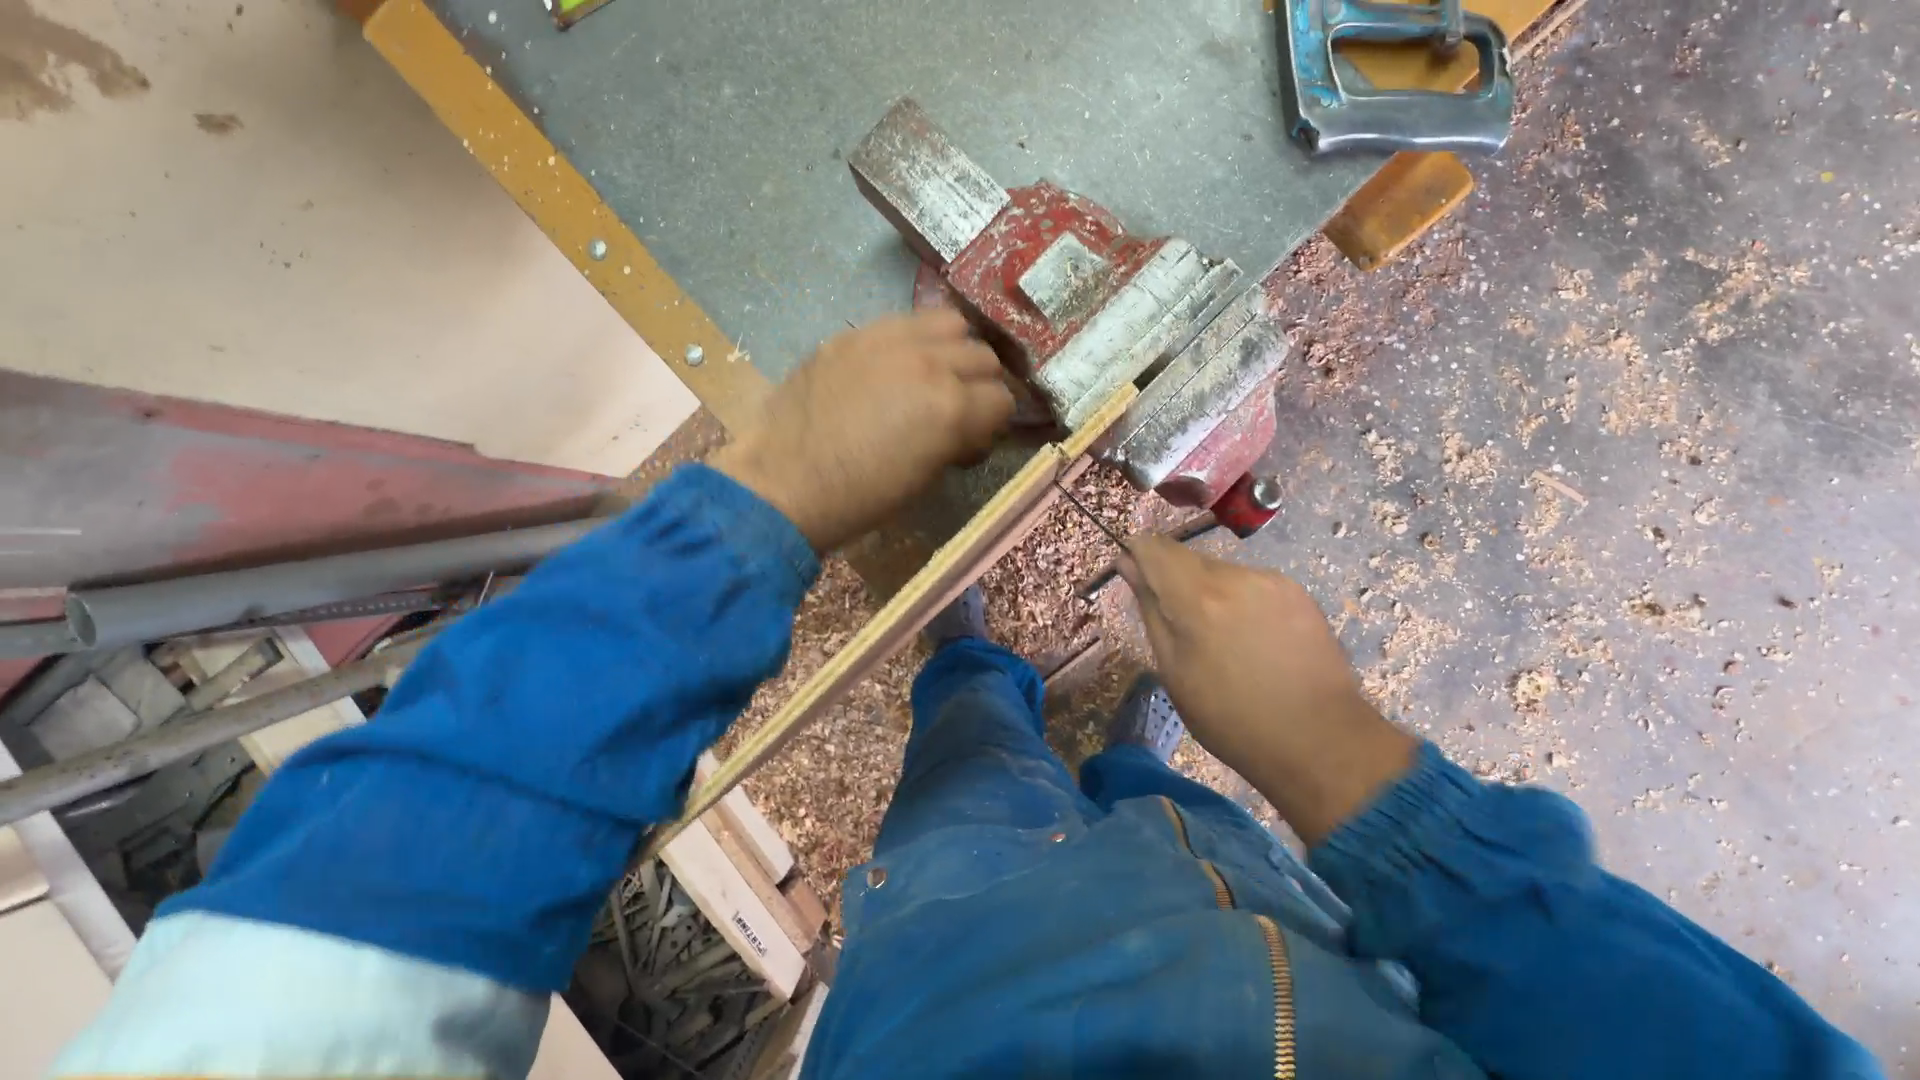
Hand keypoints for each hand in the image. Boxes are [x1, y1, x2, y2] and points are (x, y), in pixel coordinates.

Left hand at [710, 310, 1015, 552]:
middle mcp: (928, 362)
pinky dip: (913, 341)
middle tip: (957, 409)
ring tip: (932, 375)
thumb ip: (958, 441)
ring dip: (952, 351)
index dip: (993, 423)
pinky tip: (895, 366)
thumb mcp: (925, 479)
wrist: (783, 484)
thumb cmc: (859, 498)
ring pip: (951, 324)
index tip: (974, 438)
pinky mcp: (854, 334)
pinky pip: (904, 322)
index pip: (1003, 400)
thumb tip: (970, 429)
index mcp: (951, 407)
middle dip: (979, 386)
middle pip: (984, 357)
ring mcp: (888, 340)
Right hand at [1119, 537, 1419, 845]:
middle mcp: (1235, 577)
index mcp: (1197, 598)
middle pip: (1189, 559)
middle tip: (1185, 633)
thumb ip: (1150, 610)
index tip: (1137, 580)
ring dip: (1211, 595)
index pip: (1154, 547)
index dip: (1138, 557)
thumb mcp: (1173, 671)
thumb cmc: (1230, 719)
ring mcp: (1272, 582)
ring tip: (1225, 644)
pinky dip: (1242, 604)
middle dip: (1177, 584)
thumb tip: (1129, 565)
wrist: (1318, 740)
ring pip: (1222, 573)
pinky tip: (1255, 642)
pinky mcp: (1299, 593)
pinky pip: (1253, 585)